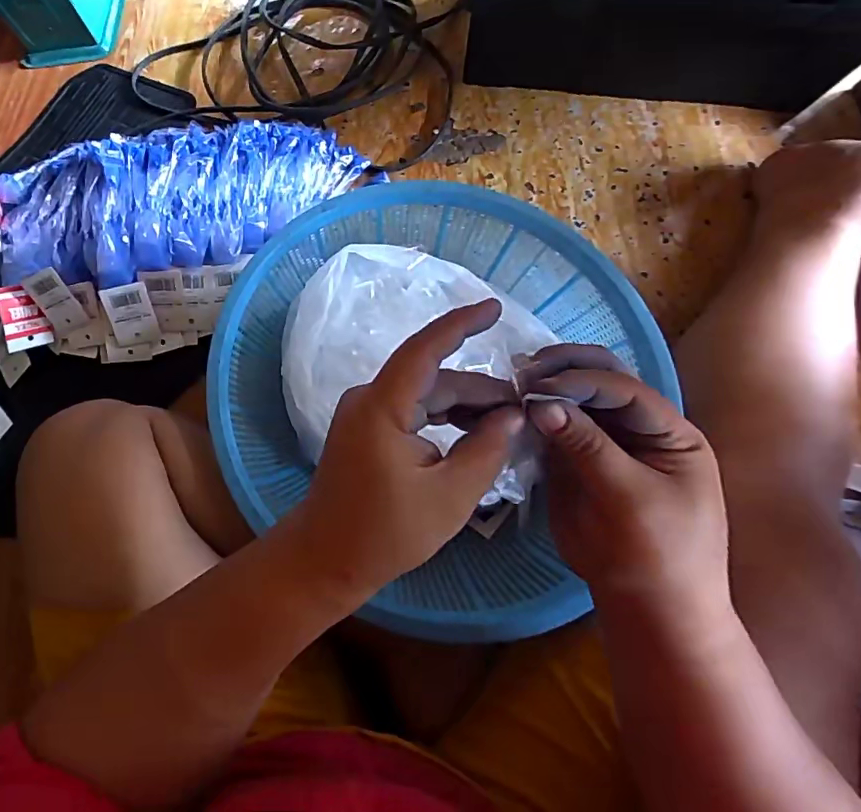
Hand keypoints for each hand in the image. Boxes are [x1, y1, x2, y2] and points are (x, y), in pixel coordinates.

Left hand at [291, 299, 527, 596]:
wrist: (329, 553)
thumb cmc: (388, 530)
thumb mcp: (452, 494)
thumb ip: (486, 447)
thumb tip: (513, 414)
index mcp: (380, 407)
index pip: (423, 351)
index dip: (459, 325)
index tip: (494, 307)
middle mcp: (366, 400)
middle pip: (431, 378)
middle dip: (481, 388)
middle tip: (531, 404)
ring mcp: (363, 414)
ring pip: (423, 395)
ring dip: (464, 405)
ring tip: (512, 422)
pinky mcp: (365, 429)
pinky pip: (410, 411)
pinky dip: (443, 417)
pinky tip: (477, 432)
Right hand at [518, 347, 729, 623]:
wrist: (646, 602)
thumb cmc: (657, 551)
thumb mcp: (629, 496)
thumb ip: (586, 445)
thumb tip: (538, 402)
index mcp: (669, 433)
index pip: (623, 389)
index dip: (580, 381)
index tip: (536, 388)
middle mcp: (636, 428)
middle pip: (600, 378)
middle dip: (562, 370)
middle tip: (521, 372)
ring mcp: (603, 441)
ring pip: (571, 397)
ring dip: (542, 387)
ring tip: (509, 385)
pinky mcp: (572, 457)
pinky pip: (550, 424)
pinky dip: (530, 413)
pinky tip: (508, 408)